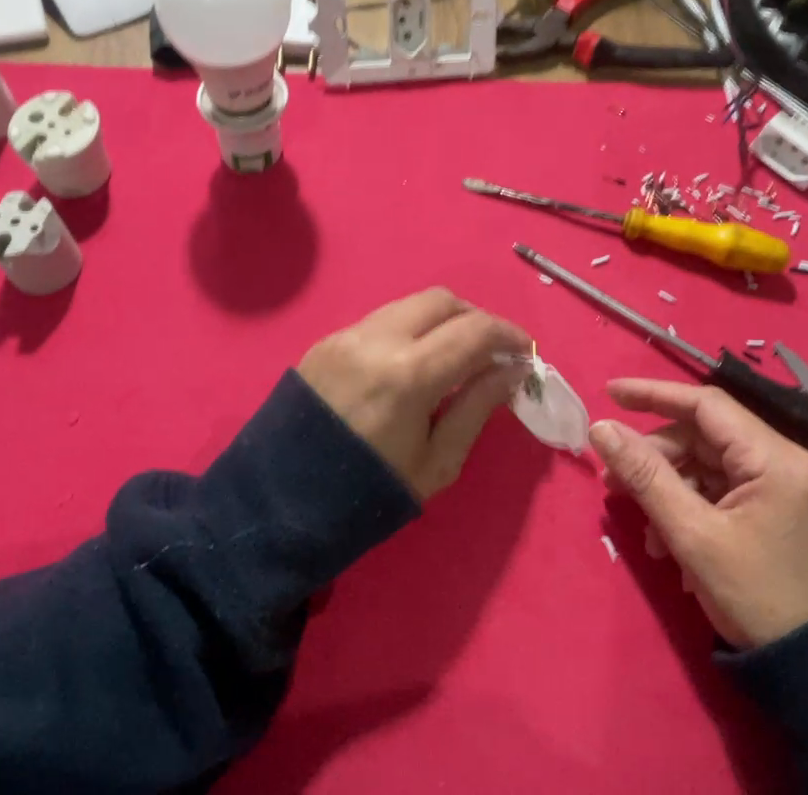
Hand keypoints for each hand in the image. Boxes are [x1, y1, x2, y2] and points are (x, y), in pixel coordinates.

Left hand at [297, 288, 531, 500]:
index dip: (509, 335)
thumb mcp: (437, 461)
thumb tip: (513, 370)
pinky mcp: (325, 342)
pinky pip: (380, 321)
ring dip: (441, 321)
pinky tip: (414, 365)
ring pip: (408, 306)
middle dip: (475, 319)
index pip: (474, 330)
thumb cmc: (369, 495)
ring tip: (456, 358)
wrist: (280, 506)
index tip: (526, 352)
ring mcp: (345, 335)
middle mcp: (375, 339)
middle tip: (492, 352)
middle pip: (441, 300)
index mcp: (408, 374)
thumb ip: (478, 407)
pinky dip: (408, 331)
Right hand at [589, 379, 807, 648]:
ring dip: (674, 489)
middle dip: (659, 458)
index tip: (610, 394)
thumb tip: (601, 429)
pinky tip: (673, 541)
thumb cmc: (754, 598)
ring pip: (716, 465)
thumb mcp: (691, 536)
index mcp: (780, 461)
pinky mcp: (791, 510)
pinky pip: (732, 490)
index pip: (709, 406)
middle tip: (615, 484)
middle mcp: (796, 462)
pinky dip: (698, 505)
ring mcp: (796, 487)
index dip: (655, 395)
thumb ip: (645, 476)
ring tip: (647, 531)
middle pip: (709, 438)